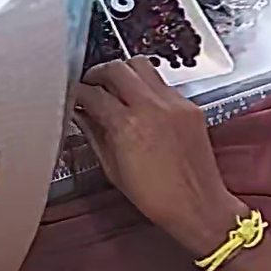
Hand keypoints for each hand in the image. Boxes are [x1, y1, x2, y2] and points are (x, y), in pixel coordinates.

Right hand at [71, 58, 246, 252]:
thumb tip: (83, 116)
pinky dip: (145, 86)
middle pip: (117, 68)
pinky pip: (161, 83)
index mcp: (127, 126)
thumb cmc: (155, 196)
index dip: (78, 93)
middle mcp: (151, 107)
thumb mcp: (112, 169)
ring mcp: (173, 103)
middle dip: (98, 74)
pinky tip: (140, 103)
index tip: (74, 96)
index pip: (94, 94)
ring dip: (123, 73)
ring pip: (141, 66)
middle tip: (91, 84)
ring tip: (115, 88)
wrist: (195, 204)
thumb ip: (95, 135)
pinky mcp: (189, 105)